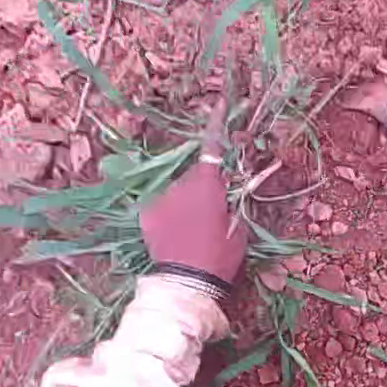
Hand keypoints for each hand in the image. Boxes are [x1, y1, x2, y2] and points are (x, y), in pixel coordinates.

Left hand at [141, 109, 249, 281]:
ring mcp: (161, 198)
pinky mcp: (147, 214)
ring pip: (178, 190)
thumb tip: (233, 191)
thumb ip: (234, 203)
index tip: (219, 103)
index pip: (213, 147)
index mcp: (208, 185)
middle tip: (214, 211)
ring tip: (193, 229)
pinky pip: (162, 205)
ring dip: (186, 201)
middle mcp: (181, 184)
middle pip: (195, 174)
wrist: (187, 282)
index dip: (217, 124)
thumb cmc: (220, 257)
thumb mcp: (239, 229)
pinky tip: (177, 233)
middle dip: (205, 185)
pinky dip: (170, 213)